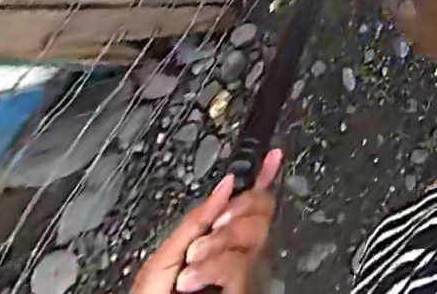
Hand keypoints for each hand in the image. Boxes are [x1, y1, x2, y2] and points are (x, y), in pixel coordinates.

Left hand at [132, 150, 282, 293]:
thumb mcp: (163, 258)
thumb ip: (195, 221)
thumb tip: (228, 184)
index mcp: (217, 241)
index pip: (250, 202)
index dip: (264, 176)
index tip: (273, 156)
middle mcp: (235, 255)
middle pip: (262, 210)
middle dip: (240, 207)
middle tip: (214, 224)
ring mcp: (240, 275)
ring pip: (252, 235)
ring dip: (219, 241)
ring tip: (193, 260)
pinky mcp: (241, 292)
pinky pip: (238, 267)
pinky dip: (213, 267)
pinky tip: (192, 278)